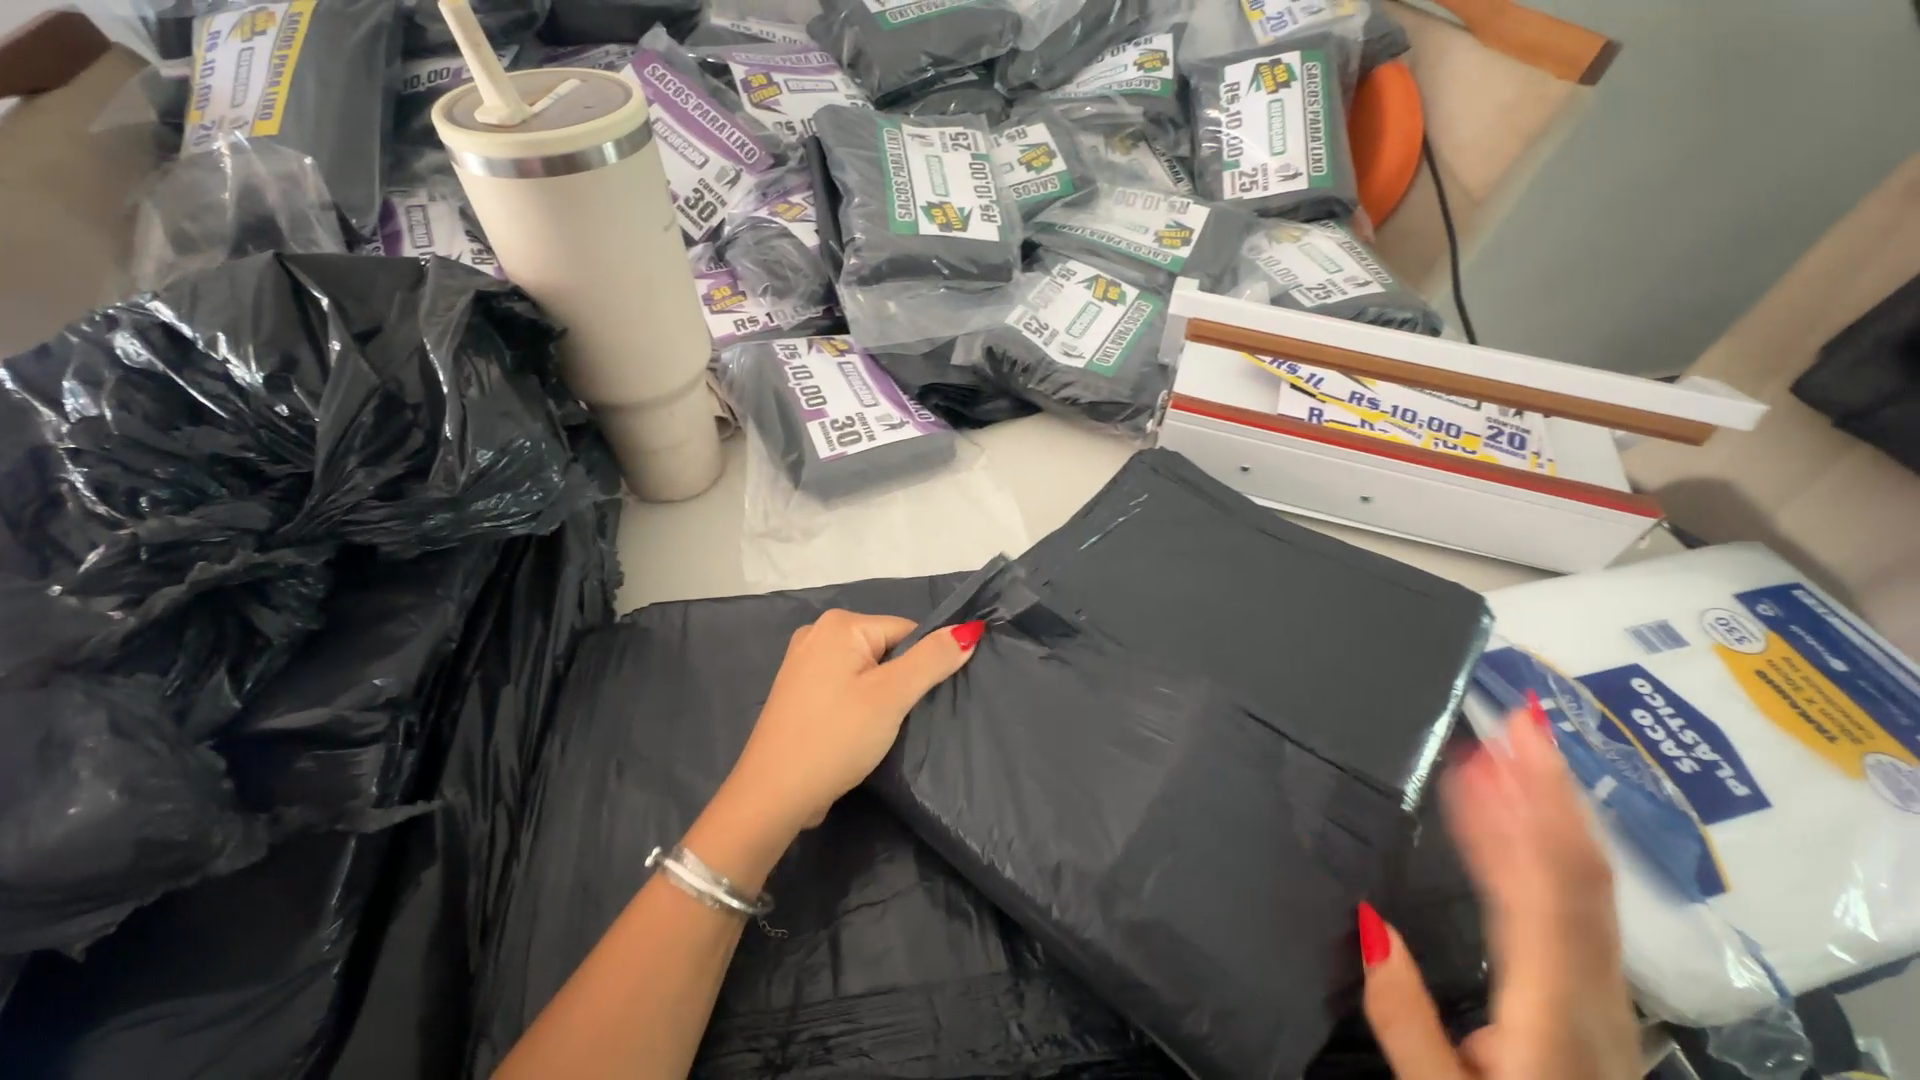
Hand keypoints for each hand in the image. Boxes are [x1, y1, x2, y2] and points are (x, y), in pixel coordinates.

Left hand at [722, 610, 985, 835]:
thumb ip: (932, 659)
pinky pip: (844, 688)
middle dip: (900, 682)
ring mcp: (803, 664)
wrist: (773, 795)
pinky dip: (858, 706)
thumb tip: (970, 629)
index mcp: (840, 624)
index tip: (918, 703)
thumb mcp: (891, 696)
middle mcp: (817, 634)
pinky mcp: (798, 693)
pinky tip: (856, 733)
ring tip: (879, 730)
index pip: (906, 632)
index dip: (922, 666)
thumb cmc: (836, 738)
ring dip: (881, 697)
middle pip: (886, 650)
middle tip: (899, 719)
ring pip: (866, 671)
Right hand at [1359, 702, 1640, 1079]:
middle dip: (1547, 787)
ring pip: (1588, 880)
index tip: (1481, 754)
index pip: (1540, 891)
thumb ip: (1403, 1015)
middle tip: (1518, 719)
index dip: (1514, 813)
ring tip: (1515, 749)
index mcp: (1550, 1008)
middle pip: (1579, 871)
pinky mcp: (1598, 987)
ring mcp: (1604, 986)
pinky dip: (1553, 845)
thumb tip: (1370, 920)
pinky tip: (1523, 819)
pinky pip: (1583, 901)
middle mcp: (1591, 986)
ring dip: (1551, 807)